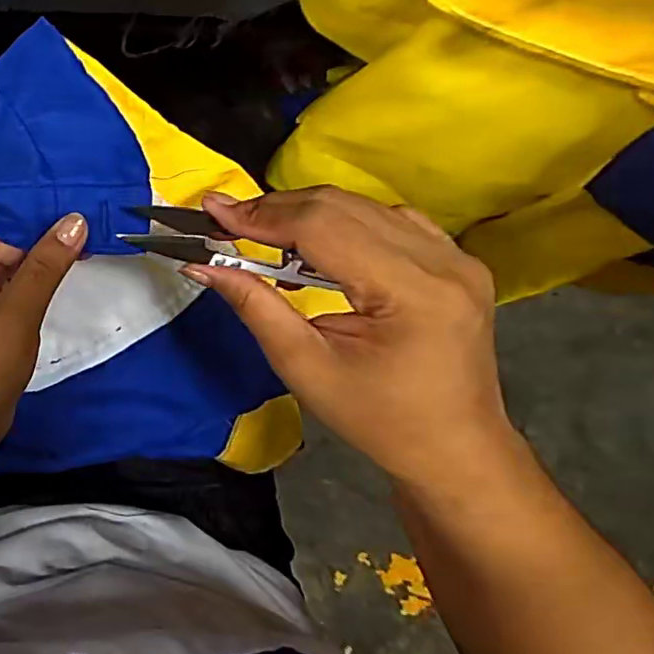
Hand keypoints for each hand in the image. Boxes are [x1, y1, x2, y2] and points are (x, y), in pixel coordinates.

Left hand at [0, 214, 87, 448]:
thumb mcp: (17, 312)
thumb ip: (46, 265)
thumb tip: (75, 219)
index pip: (11, 233)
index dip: (49, 230)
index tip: (92, 221)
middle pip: (15, 249)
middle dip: (51, 248)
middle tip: (99, 234)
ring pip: (19, 271)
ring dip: (49, 268)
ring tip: (93, 248)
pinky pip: (17, 292)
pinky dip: (40, 288)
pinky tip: (69, 277)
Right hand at [182, 187, 517, 489]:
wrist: (453, 448)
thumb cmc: (377, 417)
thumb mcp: (302, 363)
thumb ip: (252, 304)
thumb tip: (200, 265)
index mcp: (412, 293)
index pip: (322, 227)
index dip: (261, 215)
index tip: (212, 211)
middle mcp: (443, 263)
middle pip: (338, 207)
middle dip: (272, 209)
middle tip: (224, 221)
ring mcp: (453, 257)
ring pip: (356, 205)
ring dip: (299, 212)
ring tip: (256, 232)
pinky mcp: (452, 259)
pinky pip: (381, 216)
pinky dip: (334, 219)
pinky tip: (309, 241)